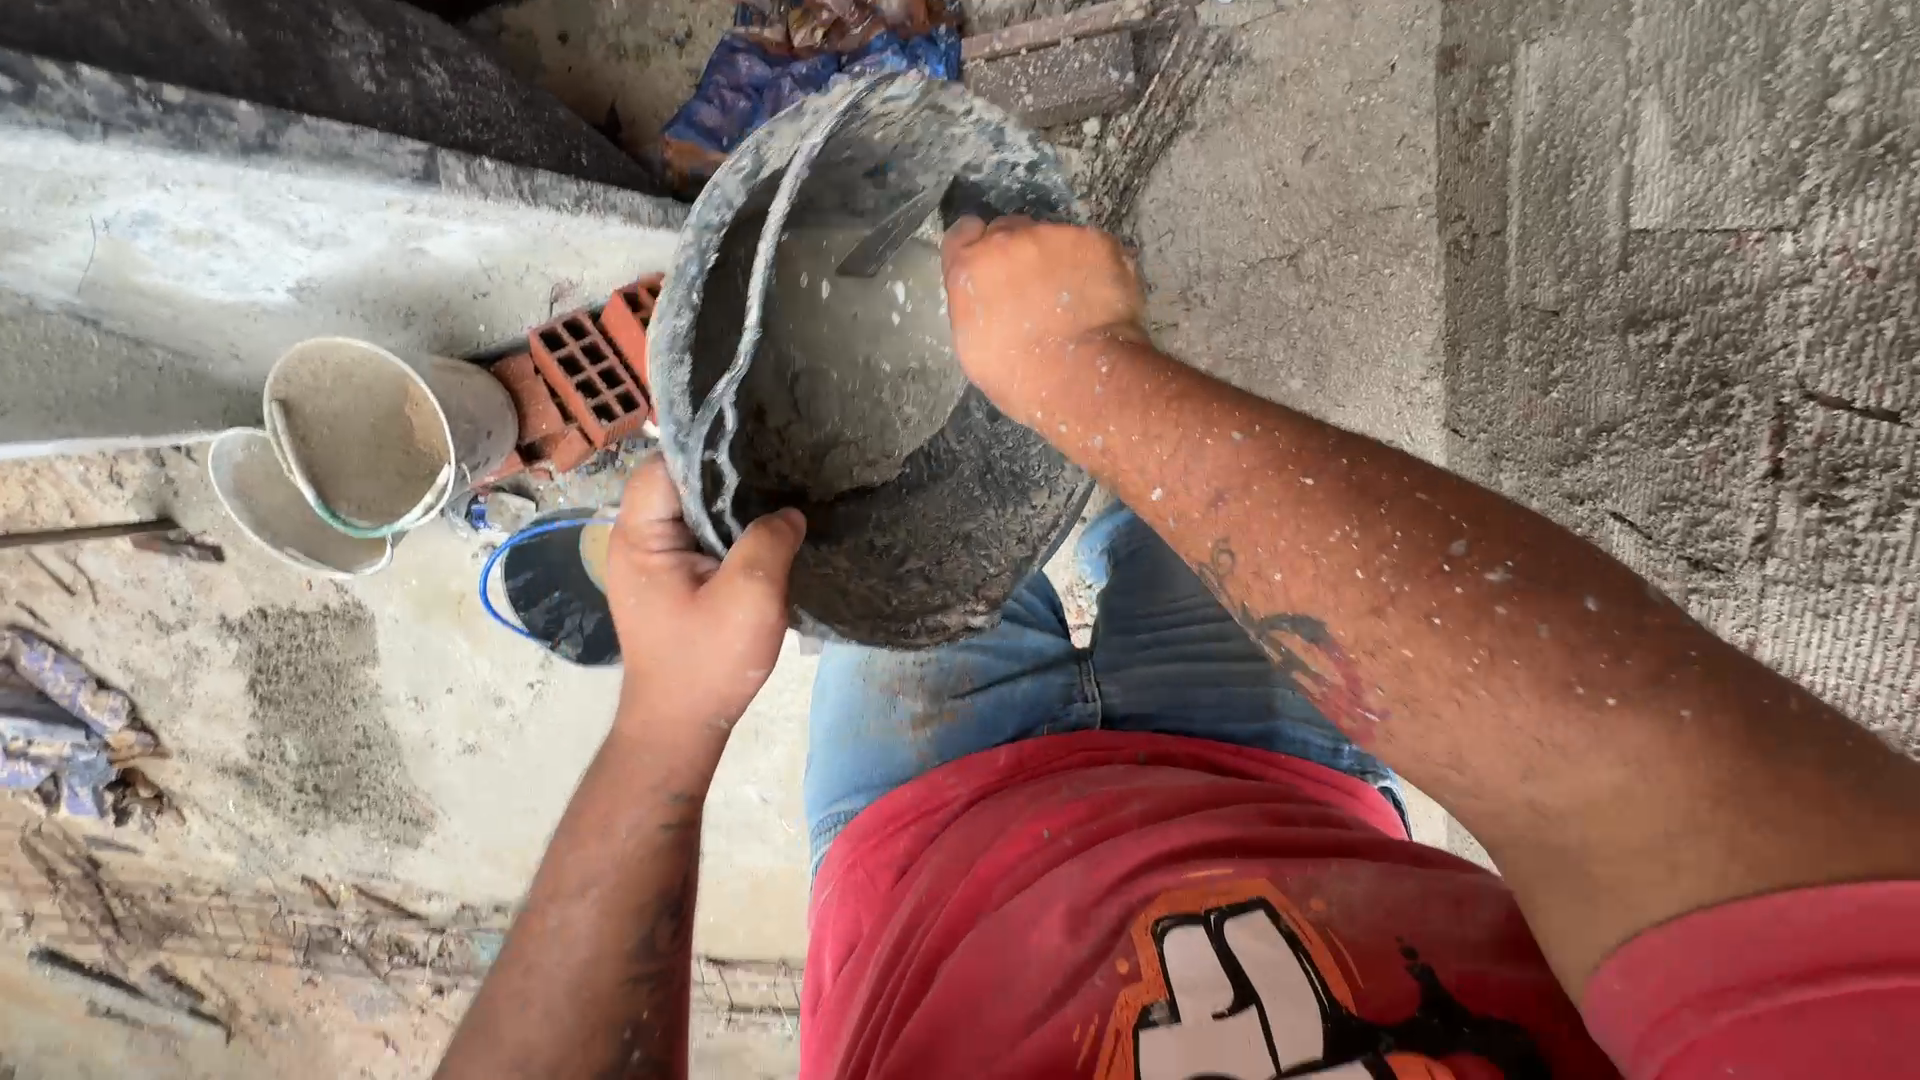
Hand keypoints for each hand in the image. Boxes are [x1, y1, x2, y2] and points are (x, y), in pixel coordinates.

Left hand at [604, 455, 805, 740]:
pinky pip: (700, 541)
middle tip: (779, 468)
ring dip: (732, 508)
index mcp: (640, 538)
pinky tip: (766, 534)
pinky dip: (730, 533)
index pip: (664, 467)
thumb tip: (789, 513)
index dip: (708, 454)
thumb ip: (770, 541)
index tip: (758, 450)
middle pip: (678, 486)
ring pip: (692, 514)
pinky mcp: (672, 584)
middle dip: (726, 477)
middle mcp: (637, 543)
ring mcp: (653, 565)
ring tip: (780, 495)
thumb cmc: (707, 661)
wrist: (681, 725)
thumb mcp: (750, 596)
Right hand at [941, 215, 1148, 402]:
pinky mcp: (1096, 241)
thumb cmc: (1020, 378)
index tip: (989, 267)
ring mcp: (1055, 235)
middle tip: (1034, 293)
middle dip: (1017, 255)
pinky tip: (1097, 298)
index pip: (962, 234)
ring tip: (1071, 301)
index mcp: (970, 268)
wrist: (1081, 378)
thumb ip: (975, 306)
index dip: (976, 248)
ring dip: (1056, 260)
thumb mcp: (974, 347)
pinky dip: (1092, 266)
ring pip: (1052, 238)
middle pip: (1008, 231)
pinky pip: (1089, 248)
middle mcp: (1008, 240)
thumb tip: (989, 297)